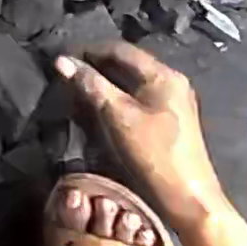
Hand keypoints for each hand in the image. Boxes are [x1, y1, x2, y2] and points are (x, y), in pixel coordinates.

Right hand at [55, 42, 229, 233]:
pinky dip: (112, 94)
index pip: (119, 49)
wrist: (186, 196)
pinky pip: (133, 94)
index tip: (61, 60)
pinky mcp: (165, 117)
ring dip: (101, 80)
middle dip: (93, 65)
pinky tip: (94, 104)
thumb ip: (90, 84)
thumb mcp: (117, 114)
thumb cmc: (153, 152)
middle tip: (64, 73)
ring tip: (74, 88)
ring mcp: (170, 100)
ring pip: (127, 79)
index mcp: (163, 76)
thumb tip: (61, 61)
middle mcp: (170, 82)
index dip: (87, 50)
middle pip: (125, 62)